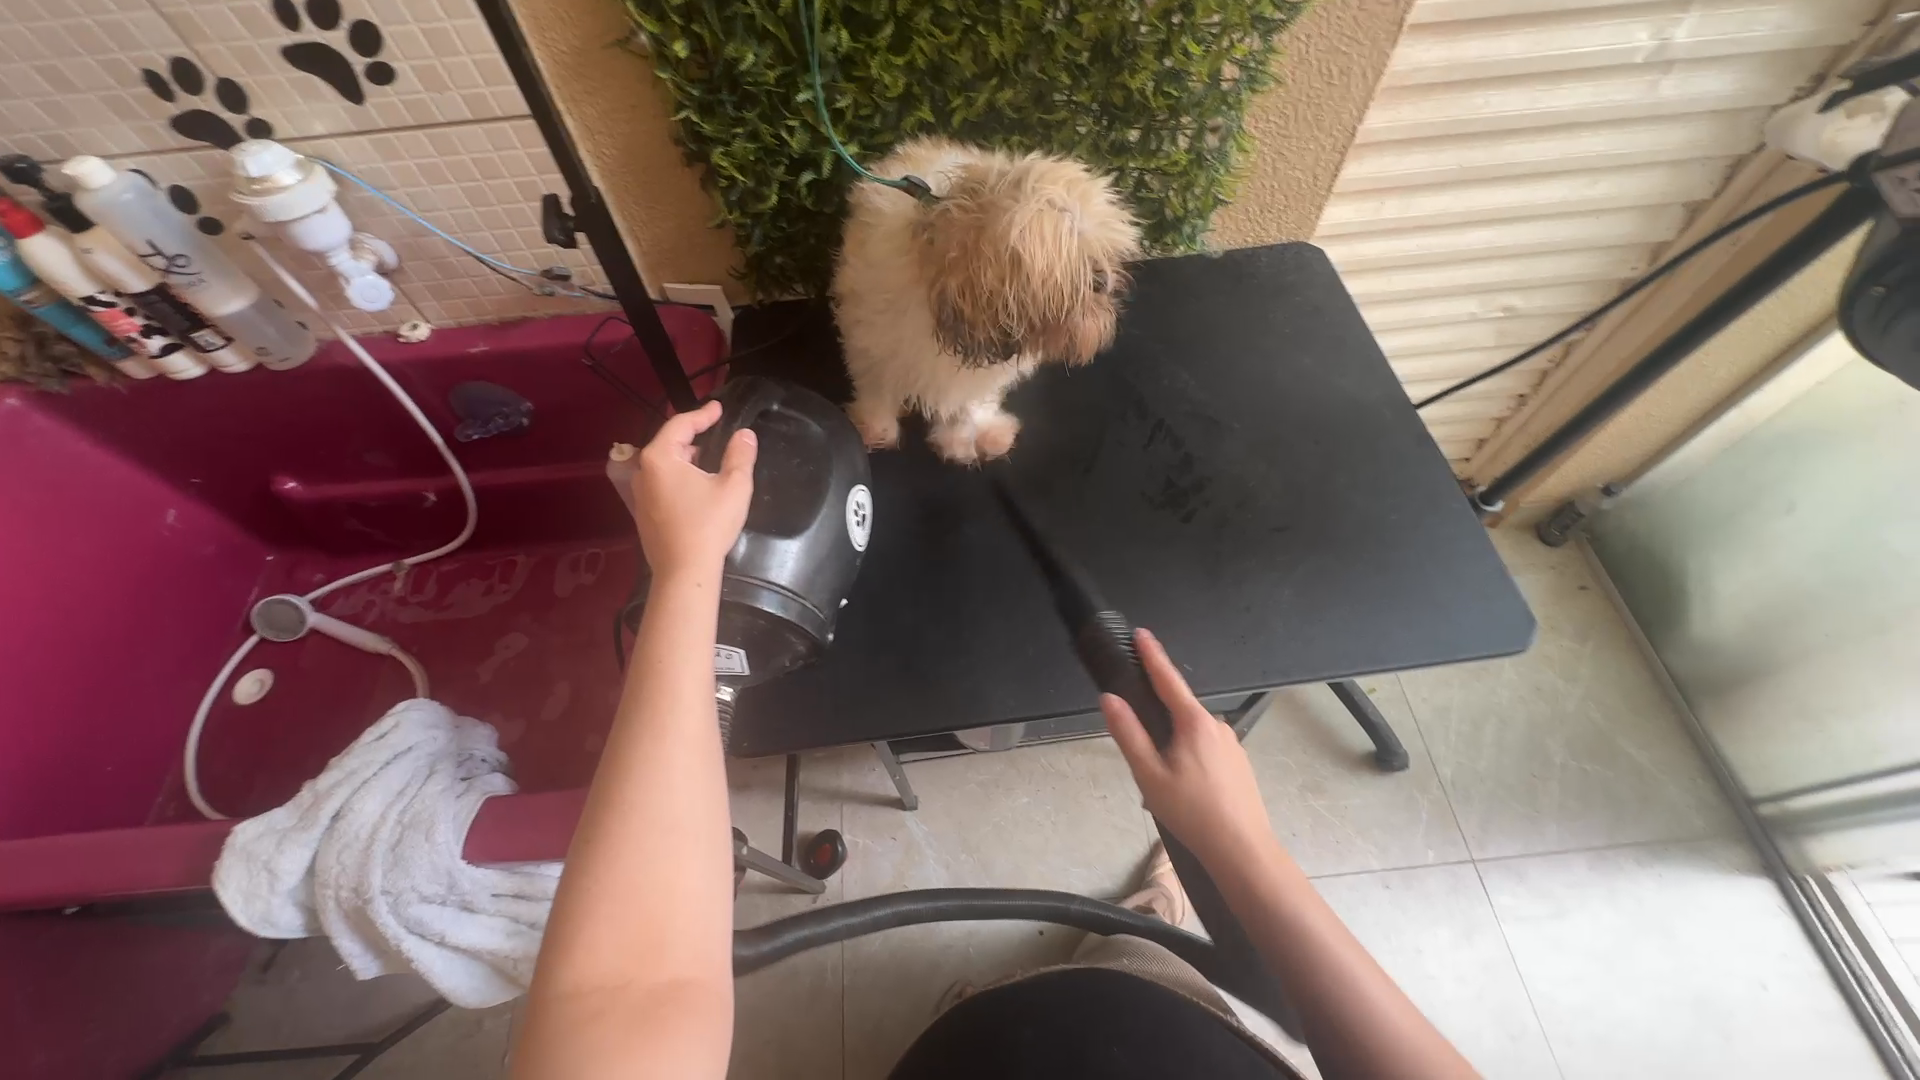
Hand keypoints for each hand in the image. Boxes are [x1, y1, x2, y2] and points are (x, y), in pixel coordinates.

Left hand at [630, 400, 756, 579]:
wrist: (684, 570)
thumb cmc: (709, 524)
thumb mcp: (734, 486)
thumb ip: (740, 455)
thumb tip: (745, 434)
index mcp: (660, 457)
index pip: (681, 424)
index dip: (703, 414)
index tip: (719, 408)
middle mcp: (643, 470)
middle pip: (668, 442)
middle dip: (692, 435)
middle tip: (714, 430)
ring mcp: (640, 493)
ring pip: (664, 464)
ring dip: (685, 457)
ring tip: (708, 458)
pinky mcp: (643, 512)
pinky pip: (661, 482)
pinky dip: (678, 475)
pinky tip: (696, 486)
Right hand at [1101, 628, 1276, 870]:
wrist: (1243, 851)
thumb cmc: (1192, 812)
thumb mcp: (1149, 775)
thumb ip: (1128, 733)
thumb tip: (1109, 699)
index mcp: (1194, 723)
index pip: (1168, 680)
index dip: (1152, 656)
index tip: (1141, 633)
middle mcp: (1217, 725)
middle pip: (1179, 711)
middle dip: (1157, 725)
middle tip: (1143, 761)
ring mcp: (1232, 744)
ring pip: (1192, 735)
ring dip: (1173, 749)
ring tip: (1163, 789)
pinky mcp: (1239, 764)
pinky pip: (1206, 750)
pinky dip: (1189, 761)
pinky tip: (1185, 793)